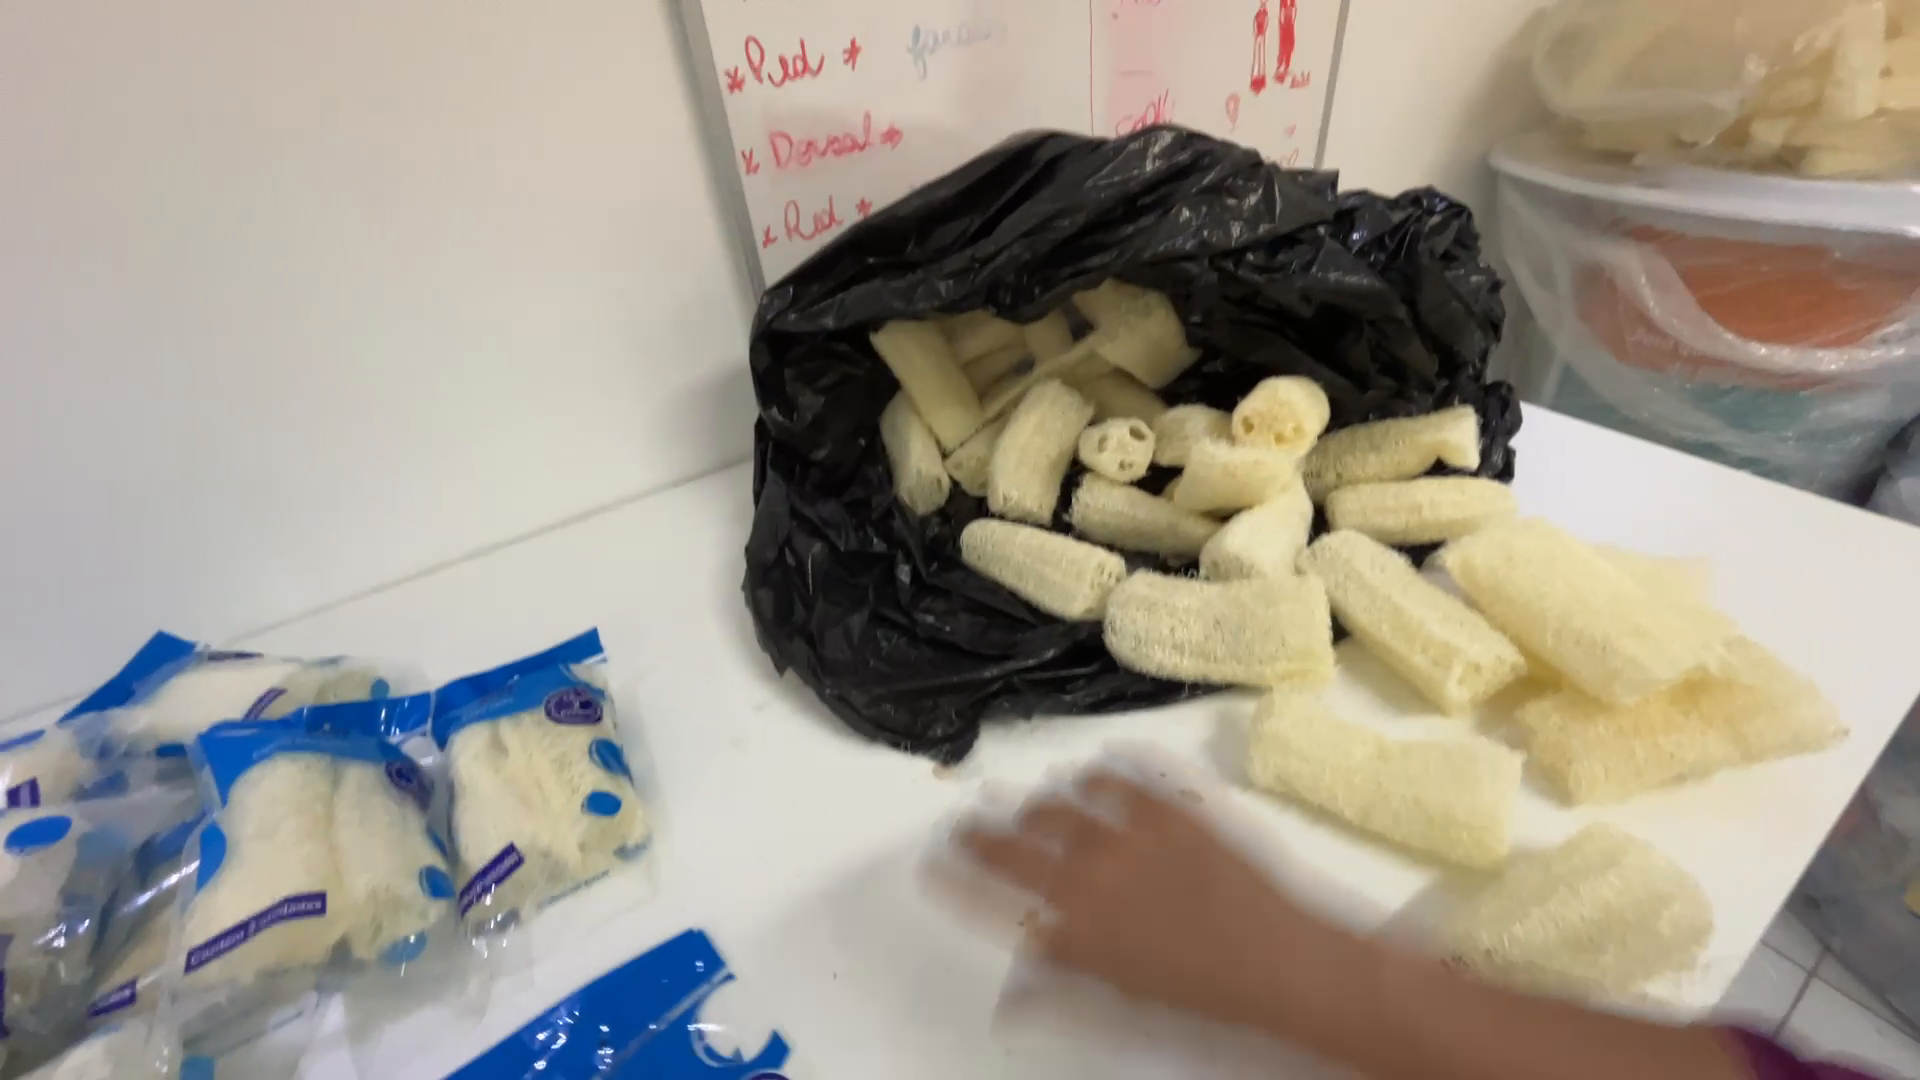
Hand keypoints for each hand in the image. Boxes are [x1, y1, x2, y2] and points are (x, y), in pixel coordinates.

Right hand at [954, 768, 1367, 1036]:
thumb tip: (1010, 1002)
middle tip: (970, 820)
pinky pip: (1126, 768)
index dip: (954, 871)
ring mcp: (1134, 826)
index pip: (992, 886)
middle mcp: (1095, 863)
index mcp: (1075, 918)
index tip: (933, 859)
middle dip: (983, 826)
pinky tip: (1098, 771)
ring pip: (1065, 794)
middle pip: (1019, 832)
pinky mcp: (1174, 803)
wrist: (1291, 968)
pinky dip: (1104, 768)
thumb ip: (1059, 990)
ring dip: (1043, 797)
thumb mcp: (1123, 1007)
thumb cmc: (1211, 1000)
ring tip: (1036, 800)